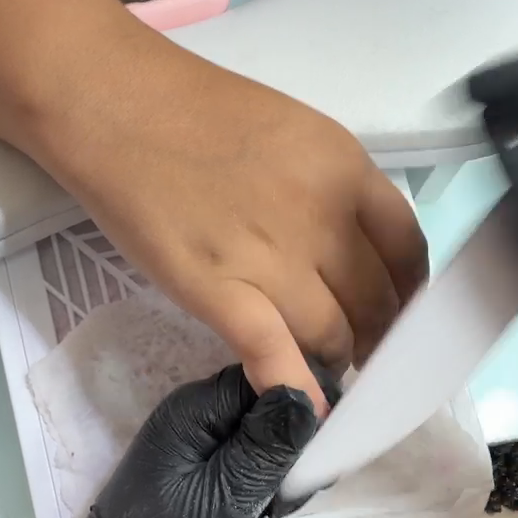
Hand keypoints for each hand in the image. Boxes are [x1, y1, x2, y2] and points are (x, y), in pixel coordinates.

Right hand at [30, 52, 427, 413]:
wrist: (111, 105)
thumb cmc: (187, 109)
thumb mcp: (286, 134)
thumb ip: (324, 190)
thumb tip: (338, 251)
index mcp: (344, 167)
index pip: (407, 251)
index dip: (407, 298)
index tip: (394, 319)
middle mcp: (322, 216)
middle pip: (374, 303)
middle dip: (373, 341)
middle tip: (356, 357)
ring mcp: (271, 258)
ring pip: (331, 335)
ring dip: (333, 365)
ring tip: (322, 375)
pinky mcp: (219, 291)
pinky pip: (274, 354)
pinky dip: (295, 389)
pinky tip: (305, 412)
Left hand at [36, 365, 316, 517]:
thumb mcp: (226, 500)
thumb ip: (267, 447)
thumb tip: (307, 390)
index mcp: (196, 407)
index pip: (270, 372)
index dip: (305, 405)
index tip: (319, 456)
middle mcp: (197, 410)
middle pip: (271, 397)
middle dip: (297, 440)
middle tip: (292, 494)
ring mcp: (198, 434)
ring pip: (266, 427)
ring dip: (284, 463)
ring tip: (276, 507)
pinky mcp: (202, 459)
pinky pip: (249, 451)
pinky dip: (266, 476)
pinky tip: (265, 507)